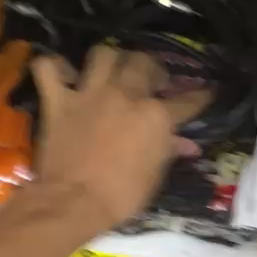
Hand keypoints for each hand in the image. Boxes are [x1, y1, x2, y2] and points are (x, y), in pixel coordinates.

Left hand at [19, 46, 209, 233]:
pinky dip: (56, 67)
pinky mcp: (58, 100)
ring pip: (103, 54)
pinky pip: (49, 68)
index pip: (186, 101)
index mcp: (156, 116)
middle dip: (153, 67)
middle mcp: (125, 95)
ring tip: (114, 70)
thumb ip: (169, 151)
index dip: (200, 96)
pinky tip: (64, 75)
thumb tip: (187, 145)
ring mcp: (89, 94)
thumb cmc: (123, 196)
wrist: (74, 202)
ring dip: (112, 59)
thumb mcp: (155, 175)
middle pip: (144, 62)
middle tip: (153, 79)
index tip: (207, 91)